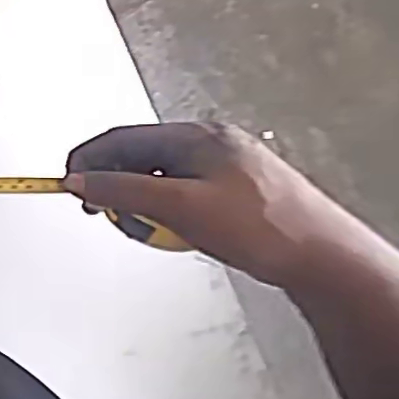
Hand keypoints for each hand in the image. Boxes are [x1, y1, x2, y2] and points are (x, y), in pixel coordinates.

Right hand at [63, 123, 387, 288]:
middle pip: (135, 157)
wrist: (328, 262)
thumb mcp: (175, 205)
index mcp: (199, 136)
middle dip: (114, 186)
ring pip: (153, 177)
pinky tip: (172, 231)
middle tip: (104, 211)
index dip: (88, 161)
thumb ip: (119, 189)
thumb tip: (79, 180)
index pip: (121, 138)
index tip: (70, 184)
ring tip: (148, 228)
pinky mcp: (229, 191)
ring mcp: (222, 168)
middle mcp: (210, 145)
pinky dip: (161, 212)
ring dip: (138, 203)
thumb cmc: (265, 228)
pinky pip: (174, 193)